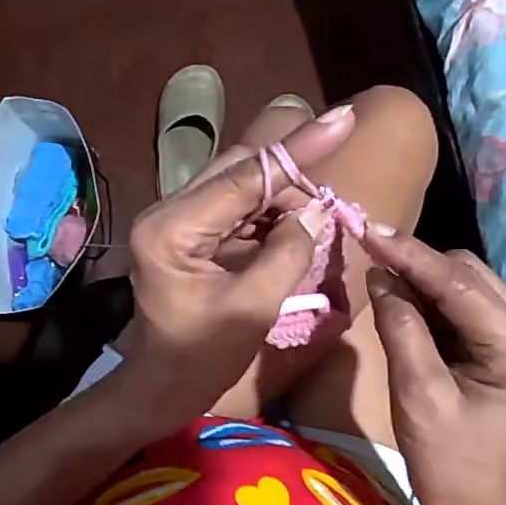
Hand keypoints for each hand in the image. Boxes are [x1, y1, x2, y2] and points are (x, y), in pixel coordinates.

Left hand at [118, 108, 356, 426]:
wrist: (162, 385)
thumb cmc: (203, 357)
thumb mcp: (253, 307)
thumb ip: (288, 251)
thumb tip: (314, 210)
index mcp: (171, 229)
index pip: (242, 177)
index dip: (297, 149)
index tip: (343, 119)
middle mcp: (164, 213)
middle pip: (236, 170)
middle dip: (289, 171)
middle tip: (336, 170)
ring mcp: (172, 221)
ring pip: (235, 185)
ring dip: (279, 192)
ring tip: (317, 209)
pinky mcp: (184, 232)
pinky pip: (231, 207)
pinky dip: (265, 210)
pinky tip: (293, 219)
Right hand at [362, 234, 505, 504]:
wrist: (467, 492)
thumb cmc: (442, 452)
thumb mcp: (415, 391)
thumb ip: (400, 328)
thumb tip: (380, 274)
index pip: (460, 286)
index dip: (411, 255)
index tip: (369, 229)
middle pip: (468, 273)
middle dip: (416, 263)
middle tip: (367, 257)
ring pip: (466, 279)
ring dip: (421, 276)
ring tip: (382, 282)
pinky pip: (464, 297)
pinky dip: (429, 293)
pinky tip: (402, 299)